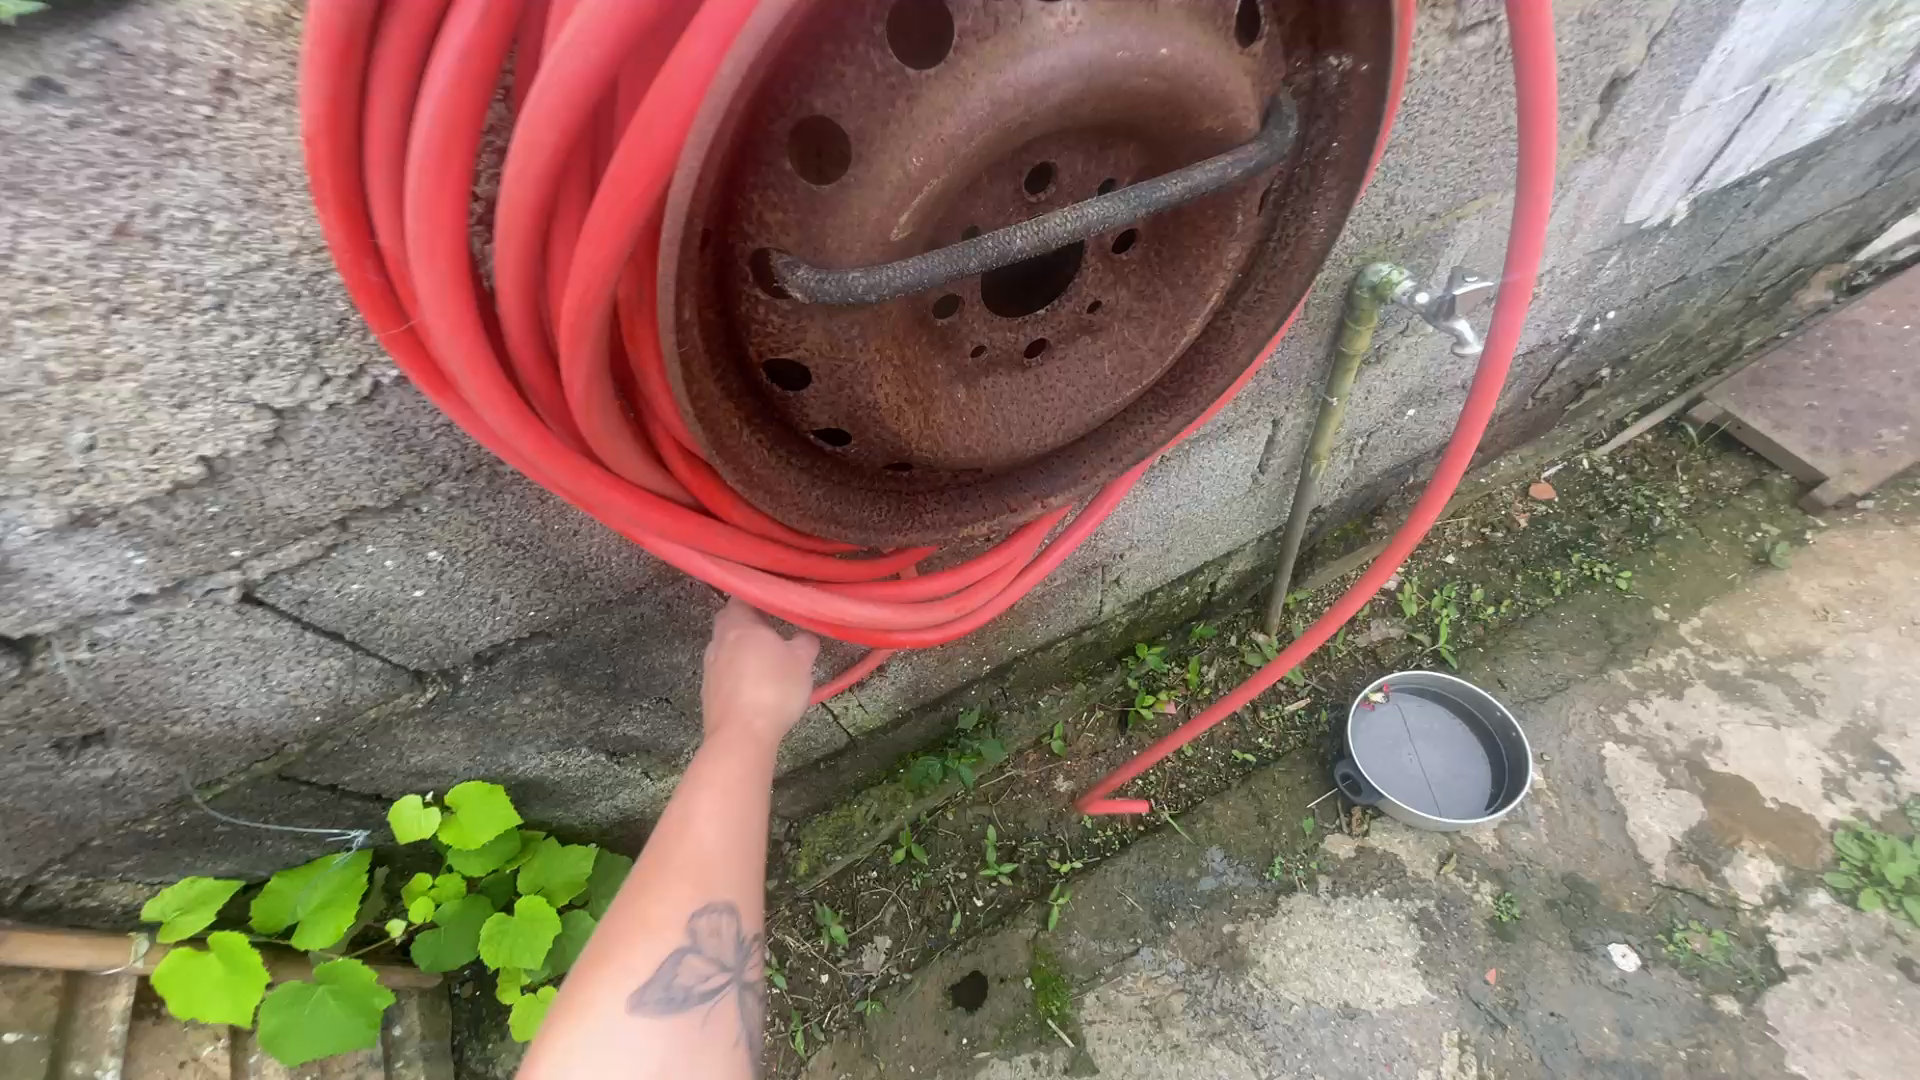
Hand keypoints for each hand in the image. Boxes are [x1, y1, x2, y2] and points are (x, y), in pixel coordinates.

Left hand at [700, 596, 820, 750]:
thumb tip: (805, 636)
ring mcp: (710, 667)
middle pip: (730, 621)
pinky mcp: (708, 692)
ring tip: (767, 658)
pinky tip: (756, 685)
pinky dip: (738, 672)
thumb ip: (805, 642)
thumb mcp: (802, 662)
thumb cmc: (774, 688)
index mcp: (739, 624)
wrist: (741, 736)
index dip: (758, 595)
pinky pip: (724, 671)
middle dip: (749, 621)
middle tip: (772, 626)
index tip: (775, 599)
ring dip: (742, 648)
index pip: (742, 596)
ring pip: (726, 647)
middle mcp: (719, 640)